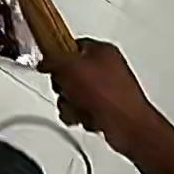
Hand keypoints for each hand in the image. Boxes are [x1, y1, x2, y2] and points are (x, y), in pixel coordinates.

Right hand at [45, 39, 172, 158]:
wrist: (128, 128)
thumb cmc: (110, 96)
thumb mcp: (70, 69)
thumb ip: (52, 61)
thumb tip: (44, 62)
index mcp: (102, 50)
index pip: (71, 45)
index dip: (58, 57)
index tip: (50, 65)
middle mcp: (108, 67)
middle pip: (71, 72)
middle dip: (65, 86)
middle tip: (69, 91)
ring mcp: (109, 88)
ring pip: (76, 93)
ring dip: (72, 103)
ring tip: (80, 108)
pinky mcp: (109, 108)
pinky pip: (84, 108)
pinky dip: (82, 115)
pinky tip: (88, 118)